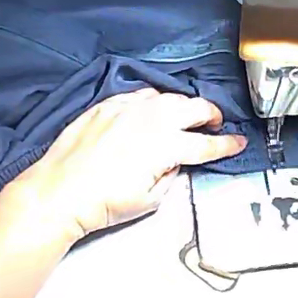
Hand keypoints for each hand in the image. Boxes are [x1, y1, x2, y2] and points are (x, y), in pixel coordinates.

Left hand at [10, 89, 246, 241]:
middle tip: (215, 124)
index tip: (238, 143)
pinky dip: (153, 102)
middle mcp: (152, 118)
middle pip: (194, 107)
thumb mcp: (150, 199)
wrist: (60, 191)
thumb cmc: (104, 202)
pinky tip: (150, 112)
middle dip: (211, 115)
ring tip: (184, 117)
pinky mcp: (107, 104)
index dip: (227, 144)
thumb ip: (171, 177)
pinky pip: (139, 95)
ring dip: (182, 106)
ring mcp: (128, 107)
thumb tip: (175, 164)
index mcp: (167, 145)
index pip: (207, 143)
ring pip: (167, 96)